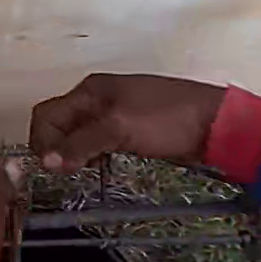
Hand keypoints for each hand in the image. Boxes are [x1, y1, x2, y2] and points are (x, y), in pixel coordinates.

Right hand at [30, 74, 226, 173]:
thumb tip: (45, 162)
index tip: (55, 167)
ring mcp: (111, 113)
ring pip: (74, 135)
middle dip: (55, 147)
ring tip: (85, 169)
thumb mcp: (118, 129)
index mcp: (89, 91)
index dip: (43, 141)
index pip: (46, 115)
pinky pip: (93, 141)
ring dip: (72, 153)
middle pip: (57, 124)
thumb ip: (79, 144)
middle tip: (69, 170)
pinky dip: (89, 154)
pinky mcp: (125, 129)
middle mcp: (94, 99)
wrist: (217, 124)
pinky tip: (100, 165)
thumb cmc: (166, 120)